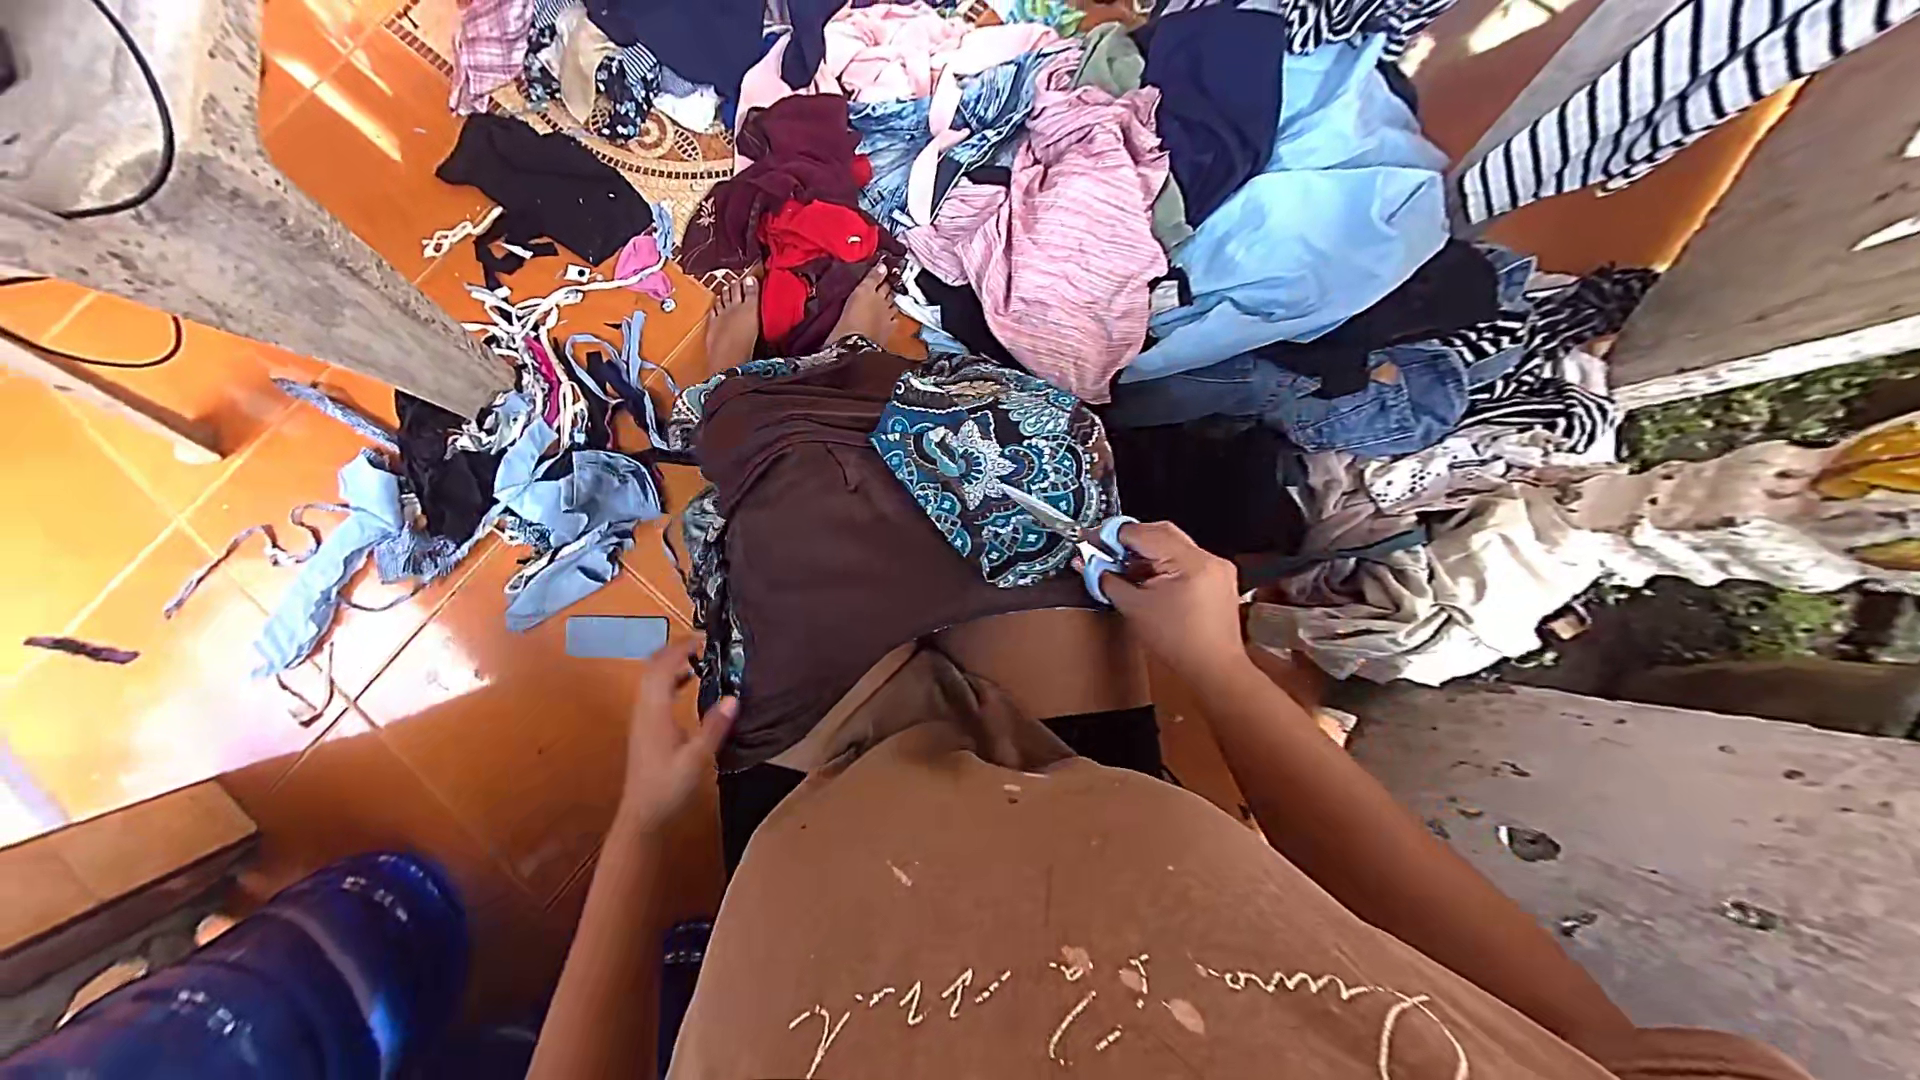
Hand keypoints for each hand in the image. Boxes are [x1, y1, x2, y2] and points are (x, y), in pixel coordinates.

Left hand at [616, 638, 735, 830]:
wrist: (642, 816)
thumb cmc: (668, 788)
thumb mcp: (697, 758)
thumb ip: (715, 727)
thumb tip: (734, 698)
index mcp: (654, 712)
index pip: (661, 667)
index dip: (680, 647)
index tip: (703, 638)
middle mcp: (644, 710)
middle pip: (652, 666)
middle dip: (674, 647)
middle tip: (702, 641)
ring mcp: (642, 717)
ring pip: (650, 676)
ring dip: (671, 660)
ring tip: (697, 654)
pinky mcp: (645, 725)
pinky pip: (654, 689)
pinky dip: (670, 676)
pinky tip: (687, 680)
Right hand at [1100, 521, 1246, 680]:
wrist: (1214, 670)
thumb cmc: (1181, 645)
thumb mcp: (1134, 608)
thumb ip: (1108, 580)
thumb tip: (1092, 564)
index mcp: (1190, 562)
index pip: (1143, 533)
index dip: (1113, 535)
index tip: (1094, 539)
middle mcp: (1208, 559)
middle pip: (1160, 533)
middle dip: (1129, 541)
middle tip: (1105, 551)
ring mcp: (1216, 569)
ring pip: (1172, 545)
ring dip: (1145, 553)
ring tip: (1124, 570)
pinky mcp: (1217, 580)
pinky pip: (1184, 560)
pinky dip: (1162, 564)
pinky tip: (1146, 579)